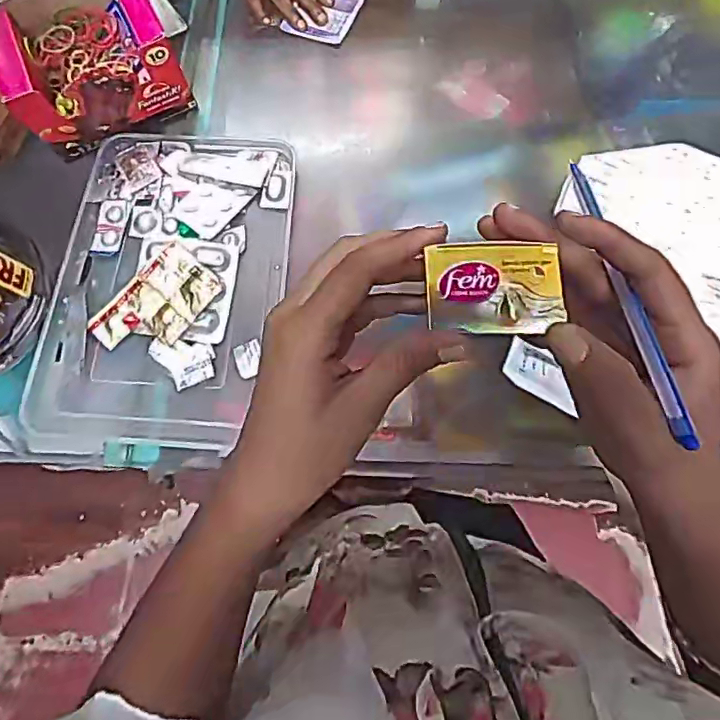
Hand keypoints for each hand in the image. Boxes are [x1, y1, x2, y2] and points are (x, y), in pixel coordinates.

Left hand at [216, 226, 466, 538]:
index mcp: (304, 325)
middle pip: (343, 260)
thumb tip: (457, 339)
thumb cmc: (306, 452)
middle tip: (437, 248)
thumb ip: (406, 363)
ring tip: (431, 273)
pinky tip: (409, 305)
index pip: (354, 268)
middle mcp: (294, 313)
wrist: (262, 483)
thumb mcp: (361, 407)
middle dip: (390, 248)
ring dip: (384, 272)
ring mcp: (295, 324)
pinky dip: (374, 299)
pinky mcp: (302, 339)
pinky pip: (340, 305)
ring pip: (342, 279)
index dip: (398, 245)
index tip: (437, 235)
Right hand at [478, 203, 719, 499]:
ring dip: (539, 263)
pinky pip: (567, 316)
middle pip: (602, 273)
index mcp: (681, 335)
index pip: (646, 273)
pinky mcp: (599, 352)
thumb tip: (559, 329)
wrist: (671, 500)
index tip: (566, 220)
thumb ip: (603, 376)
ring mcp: (622, 338)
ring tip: (496, 238)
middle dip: (554, 243)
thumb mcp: (640, 425)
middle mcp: (651, 326)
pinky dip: (537, 299)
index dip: (608, 241)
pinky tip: (507, 284)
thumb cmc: (670, 465)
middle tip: (505, 219)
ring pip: (579, 289)